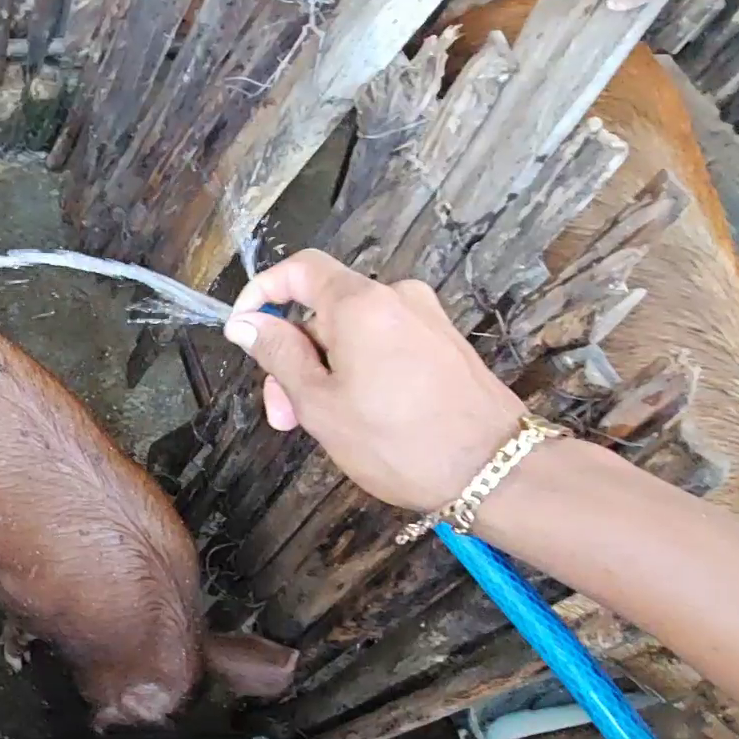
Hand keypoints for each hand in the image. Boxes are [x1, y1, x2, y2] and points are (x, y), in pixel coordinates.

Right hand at [222, 249, 526, 511]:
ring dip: (319, 371)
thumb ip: (277, 355)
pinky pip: (377, 343)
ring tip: (315, 424)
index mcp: (360, 304)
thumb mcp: (317, 403)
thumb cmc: (394, 439)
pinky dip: (352, 371)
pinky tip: (354, 415)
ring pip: (346, 333)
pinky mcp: (440, 342)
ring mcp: (423, 318)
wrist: (495, 469)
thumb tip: (244, 323)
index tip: (242, 333)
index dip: (261, 292)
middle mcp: (395, 297)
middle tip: (282, 415)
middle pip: (320, 310)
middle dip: (291, 357)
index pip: (299, 269)